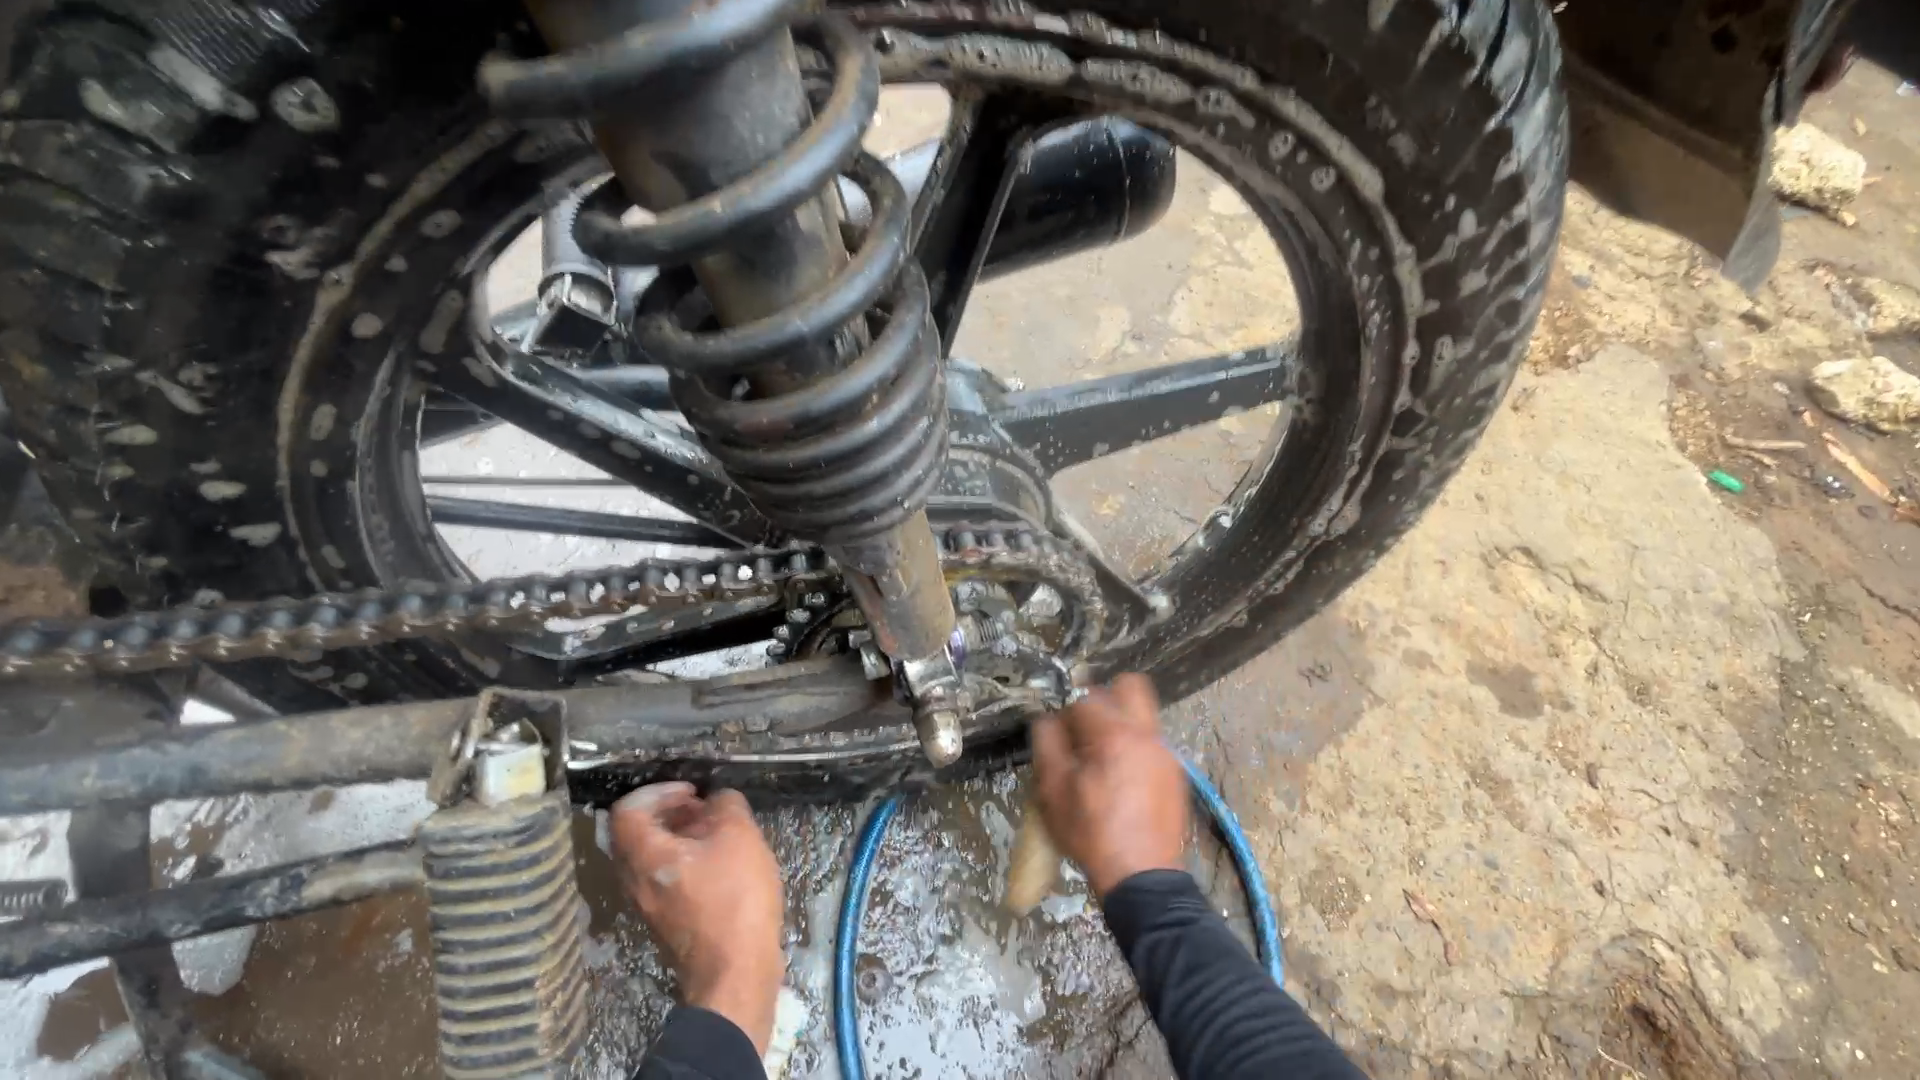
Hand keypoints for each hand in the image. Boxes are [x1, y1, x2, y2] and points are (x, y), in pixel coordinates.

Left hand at [609, 783, 784, 1054]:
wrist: (736, 972)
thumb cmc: (734, 898)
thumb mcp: (739, 836)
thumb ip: (726, 805)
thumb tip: (719, 800)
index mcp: (642, 857)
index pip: (626, 810)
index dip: (658, 791)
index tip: (692, 792)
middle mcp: (634, 881)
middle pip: (635, 834)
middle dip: (670, 812)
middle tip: (705, 808)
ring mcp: (648, 905)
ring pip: (651, 858)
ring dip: (680, 837)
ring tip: (718, 833)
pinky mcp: (666, 922)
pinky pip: (664, 878)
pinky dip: (686, 861)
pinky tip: (721, 863)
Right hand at [1031, 673, 1189, 895]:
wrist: (1142, 878)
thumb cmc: (1091, 833)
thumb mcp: (1053, 791)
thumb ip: (1046, 744)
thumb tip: (1046, 720)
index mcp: (1113, 734)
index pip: (1085, 697)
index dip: (1066, 713)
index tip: (1059, 736)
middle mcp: (1146, 734)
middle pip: (1129, 685)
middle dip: (1104, 696)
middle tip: (1086, 727)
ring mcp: (1166, 753)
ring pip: (1143, 714)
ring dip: (1120, 723)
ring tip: (1102, 757)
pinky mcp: (1176, 773)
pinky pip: (1152, 742)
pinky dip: (1135, 748)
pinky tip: (1121, 779)